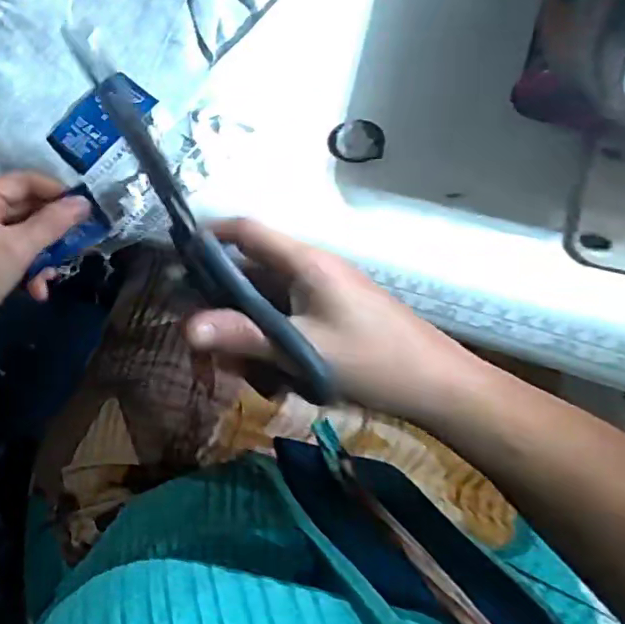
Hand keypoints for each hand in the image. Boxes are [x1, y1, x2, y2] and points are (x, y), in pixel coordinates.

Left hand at [0, 172, 90, 342]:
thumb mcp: (19, 249)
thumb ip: (52, 223)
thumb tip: (84, 202)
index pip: (25, 180)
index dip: (57, 191)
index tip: (87, 207)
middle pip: (23, 208)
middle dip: (50, 232)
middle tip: (78, 245)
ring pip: (19, 232)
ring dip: (38, 256)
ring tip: (49, 280)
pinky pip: (7, 249)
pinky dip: (23, 265)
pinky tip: (34, 290)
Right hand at [182, 218, 494, 422]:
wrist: (449, 392)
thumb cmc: (377, 361)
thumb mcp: (303, 350)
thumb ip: (243, 336)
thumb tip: (186, 329)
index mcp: (304, 264)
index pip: (245, 231)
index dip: (207, 235)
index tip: (175, 258)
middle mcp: (308, 271)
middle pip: (246, 274)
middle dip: (219, 305)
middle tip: (202, 339)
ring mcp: (320, 295)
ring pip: (262, 303)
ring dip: (244, 332)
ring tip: (240, 372)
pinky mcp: (328, 317)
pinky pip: (282, 321)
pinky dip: (268, 344)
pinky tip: (271, 380)